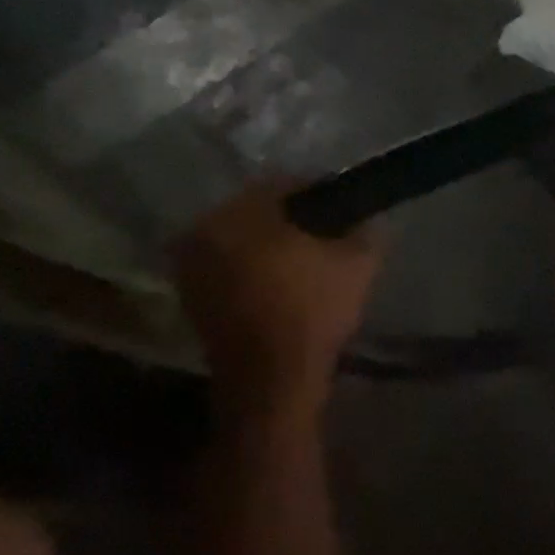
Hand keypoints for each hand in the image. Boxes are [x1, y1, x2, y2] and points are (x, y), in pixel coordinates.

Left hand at [170, 179, 381, 417]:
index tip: (348, 208)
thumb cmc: (315, 307)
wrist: (272, 372)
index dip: (324, 191)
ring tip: (308, 259)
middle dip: (294, 217)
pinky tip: (284, 280)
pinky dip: (254, 264)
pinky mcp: (190, 291)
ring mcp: (189, 262)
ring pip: (242, 236)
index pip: (287, 182)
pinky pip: (229, 261)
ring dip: (271, 241)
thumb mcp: (361, 261)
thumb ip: (365, 229)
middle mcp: (203, 228)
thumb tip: (365, 217)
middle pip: (259, 209)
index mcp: (241, 213)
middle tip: (330, 233)